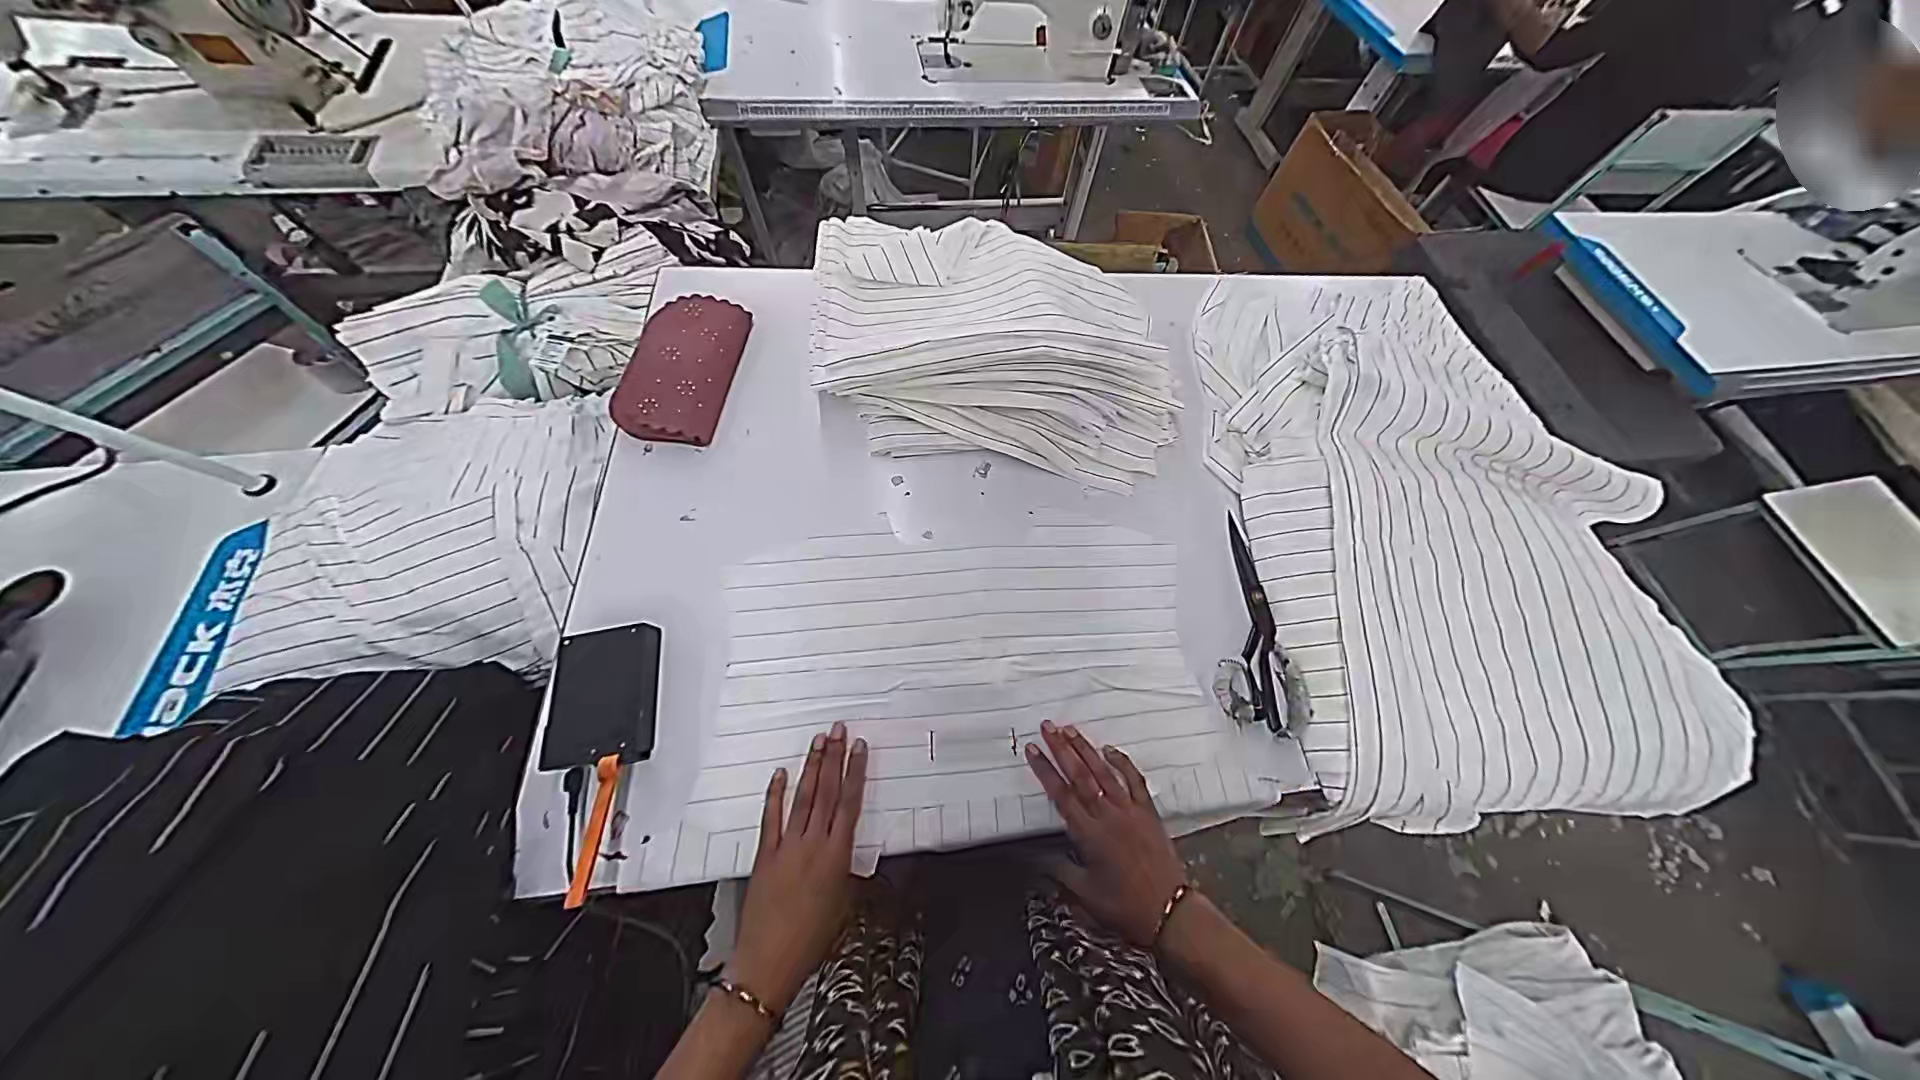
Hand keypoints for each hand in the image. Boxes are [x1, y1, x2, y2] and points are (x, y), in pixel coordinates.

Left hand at [730, 721, 868, 1013]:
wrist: (770, 961)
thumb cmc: (811, 939)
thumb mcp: (843, 903)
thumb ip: (846, 870)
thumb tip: (848, 852)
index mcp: (837, 855)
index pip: (849, 802)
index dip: (855, 771)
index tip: (859, 748)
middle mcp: (813, 844)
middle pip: (826, 791)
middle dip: (834, 757)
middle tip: (838, 731)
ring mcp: (787, 846)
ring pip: (803, 797)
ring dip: (811, 767)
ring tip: (817, 742)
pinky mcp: (766, 854)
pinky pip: (771, 817)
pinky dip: (776, 794)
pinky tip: (780, 775)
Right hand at [1025, 719, 1188, 946]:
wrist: (1170, 914)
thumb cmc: (1127, 909)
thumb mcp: (1085, 895)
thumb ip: (1060, 871)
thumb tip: (1037, 857)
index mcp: (1089, 835)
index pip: (1061, 794)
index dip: (1045, 770)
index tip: (1033, 751)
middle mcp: (1108, 817)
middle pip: (1080, 775)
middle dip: (1061, 748)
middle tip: (1048, 727)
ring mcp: (1130, 812)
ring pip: (1103, 772)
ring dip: (1085, 749)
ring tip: (1070, 730)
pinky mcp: (1148, 814)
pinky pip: (1135, 781)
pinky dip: (1122, 763)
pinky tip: (1110, 750)